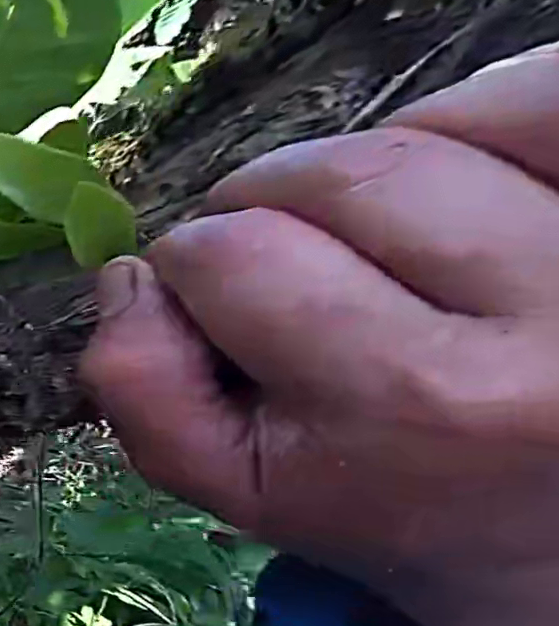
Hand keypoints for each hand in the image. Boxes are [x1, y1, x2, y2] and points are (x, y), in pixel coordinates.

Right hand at [79, 44, 558, 625]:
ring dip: (370, 161)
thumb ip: (127, 385)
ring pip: (455, 114)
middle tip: (271, 263)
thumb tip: (121, 273)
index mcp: (408, 408)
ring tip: (372, 227)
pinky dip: (503, 110)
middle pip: (325, 178)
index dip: (183, 265)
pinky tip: (483, 182)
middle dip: (263, 209)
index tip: (191, 297)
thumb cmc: (373, 515)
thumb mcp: (211, 489)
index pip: (223, 255)